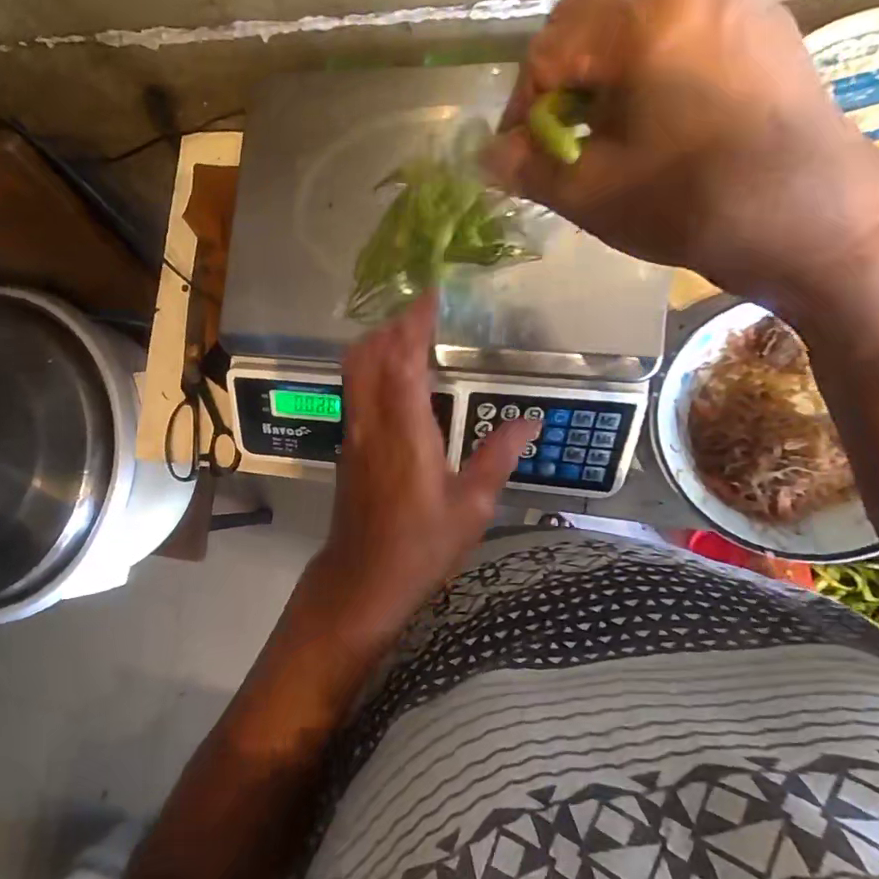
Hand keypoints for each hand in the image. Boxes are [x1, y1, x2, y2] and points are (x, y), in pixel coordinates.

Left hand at [299, 294, 537, 649]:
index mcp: (405, 432)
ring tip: (410, 338)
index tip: (431, 296)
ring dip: (377, 346)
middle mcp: (372, 425)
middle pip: (366, 356)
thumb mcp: (472, 507)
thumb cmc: (421, 548)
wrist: (362, 582)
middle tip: (422, 314)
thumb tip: (528, 421)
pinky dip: (372, 371)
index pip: (402, 360)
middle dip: (390, 327)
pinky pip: (356, 394)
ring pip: (355, 373)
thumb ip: (497, 457)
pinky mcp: (349, 450)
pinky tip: (397, 382)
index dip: (414, 323)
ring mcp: (354, 436)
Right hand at [483, 0, 878, 311]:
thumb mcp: (594, 194)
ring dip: (598, 62)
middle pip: (590, 11)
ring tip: (596, 122)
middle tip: (551, 131)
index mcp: (648, 20)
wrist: (814, 219)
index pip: (550, 48)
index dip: (521, 104)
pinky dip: (643, 56)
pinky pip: (678, 21)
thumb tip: (488, 156)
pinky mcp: (759, 19)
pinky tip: (643, 108)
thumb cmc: (694, 205)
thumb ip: (530, 167)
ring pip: (634, 11)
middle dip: (557, 72)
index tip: (516, 152)